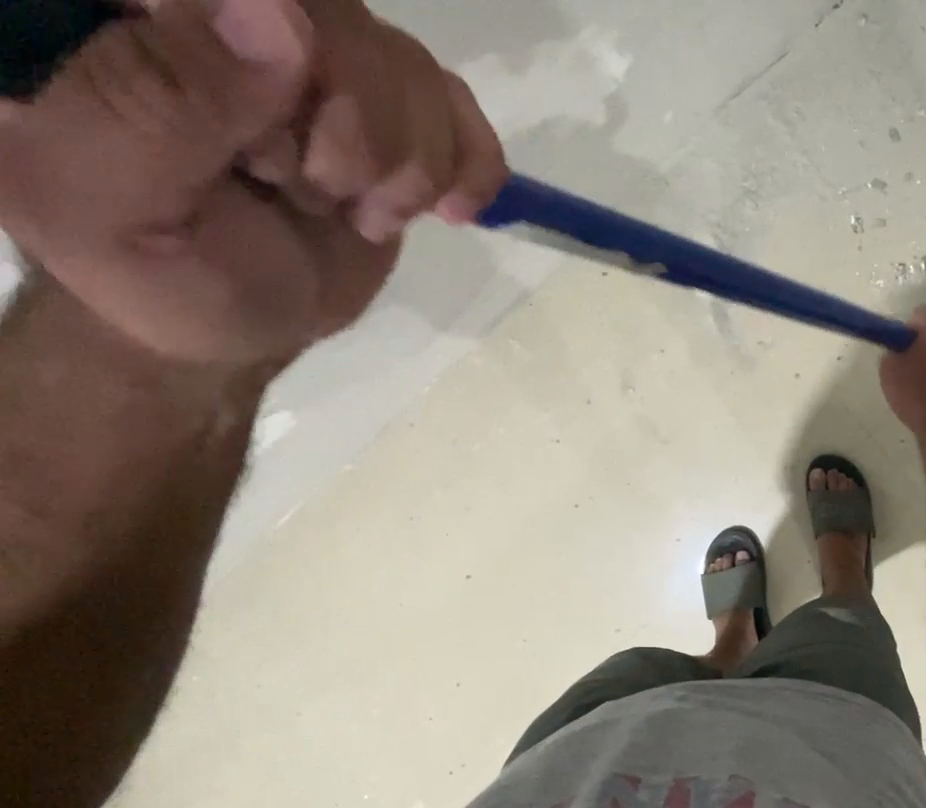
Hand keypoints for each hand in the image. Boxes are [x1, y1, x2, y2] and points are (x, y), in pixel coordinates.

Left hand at [0, 0, 505, 368]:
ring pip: (408, 67)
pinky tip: (446, 210)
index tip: (264, 156)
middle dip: (362, 133)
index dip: (289, 69)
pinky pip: (457, 102)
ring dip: (413, 165)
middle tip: (316, 196)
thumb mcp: (117, 203)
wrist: (228, 322)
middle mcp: (228, 16)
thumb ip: (165, 105)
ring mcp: (316, 61)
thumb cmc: (152, 277)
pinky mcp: (386, 111)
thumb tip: (276, 10)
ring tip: (363, 216)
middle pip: (345, 26)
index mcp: (131, 11)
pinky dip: (472, 164)